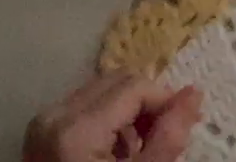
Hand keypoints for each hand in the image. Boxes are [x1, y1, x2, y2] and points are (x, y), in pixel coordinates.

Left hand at [22, 71, 203, 161]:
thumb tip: (194, 93)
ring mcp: (43, 122)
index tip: (184, 125)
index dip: (165, 100)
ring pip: (101, 91)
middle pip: (116, 82)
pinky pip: (83, 106)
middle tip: (163, 139)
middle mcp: (55, 114)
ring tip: (138, 151)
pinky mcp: (41, 131)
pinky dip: (106, 121)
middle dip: (146, 105)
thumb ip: (168, 137)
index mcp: (77, 129)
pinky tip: (114, 153)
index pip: (134, 86)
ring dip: (127, 113)